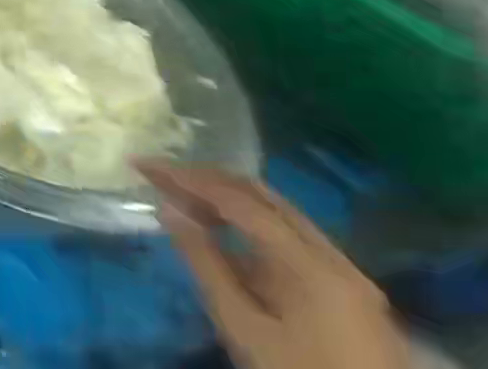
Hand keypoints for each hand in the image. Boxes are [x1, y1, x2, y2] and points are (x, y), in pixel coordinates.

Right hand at [141, 162, 411, 368]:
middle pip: (263, 197)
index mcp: (312, 266)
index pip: (239, 201)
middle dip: (205, 178)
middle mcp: (336, 259)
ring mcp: (345, 274)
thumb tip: (167, 207)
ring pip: (277, 213)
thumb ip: (204, 261)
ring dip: (224, 197)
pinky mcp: (344, 289)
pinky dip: (246, 221)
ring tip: (177, 196)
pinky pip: (288, 236)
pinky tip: (216, 228)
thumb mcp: (240, 322)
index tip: (142, 165)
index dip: (186, 177)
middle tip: (158, 174)